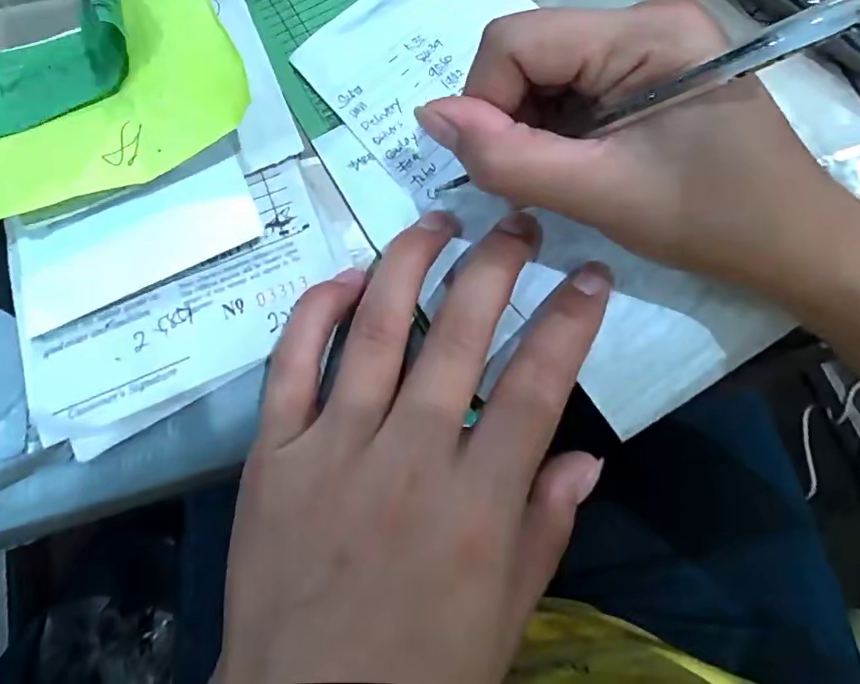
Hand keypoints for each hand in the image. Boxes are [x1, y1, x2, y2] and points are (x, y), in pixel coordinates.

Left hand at [216, 210, 611, 683]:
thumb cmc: (415, 672)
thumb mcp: (503, 619)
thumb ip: (544, 532)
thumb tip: (586, 455)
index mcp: (477, 504)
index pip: (536, 387)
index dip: (568, 322)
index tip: (588, 274)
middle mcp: (407, 455)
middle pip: (456, 336)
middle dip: (493, 267)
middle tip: (514, 224)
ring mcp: (331, 443)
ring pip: (373, 328)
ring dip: (406, 264)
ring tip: (435, 222)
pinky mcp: (271, 445)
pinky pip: (290, 360)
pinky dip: (314, 310)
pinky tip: (341, 277)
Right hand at [413, 0, 859, 294]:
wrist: (796, 246)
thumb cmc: (711, 222)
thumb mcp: (596, 195)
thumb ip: (504, 156)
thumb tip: (426, 115)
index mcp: (646, 32)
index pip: (512, 41)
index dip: (486, 101)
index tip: (508, 160)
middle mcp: (642, 16)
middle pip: (520, 51)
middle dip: (507, 114)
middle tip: (540, 171)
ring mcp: (641, 36)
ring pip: (532, 68)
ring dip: (524, 122)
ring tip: (563, 168)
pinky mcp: (638, 61)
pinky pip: (556, 80)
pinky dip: (545, 123)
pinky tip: (576, 155)